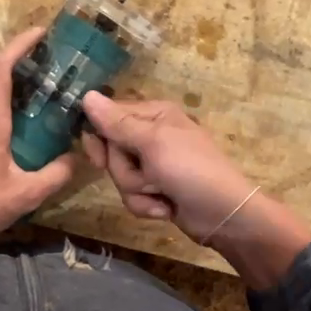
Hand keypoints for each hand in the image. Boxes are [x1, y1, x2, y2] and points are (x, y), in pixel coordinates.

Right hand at [81, 93, 310, 289]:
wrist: (224, 215)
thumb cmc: (191, 170)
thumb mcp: (152, 143)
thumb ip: (117, 123)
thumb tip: (86, 95)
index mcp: (154, 114)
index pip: (108, 117)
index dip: (99, 139)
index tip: (98, 158)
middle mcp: (152, 135)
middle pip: (111, 151)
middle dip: (125, 171)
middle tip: (146, 177)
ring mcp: (154, 164)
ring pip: (120, 177)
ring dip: (137, 192)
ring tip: (161, 194)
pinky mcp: (157, 189)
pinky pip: (133, 196)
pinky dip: (146, 205)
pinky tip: (166, 208)